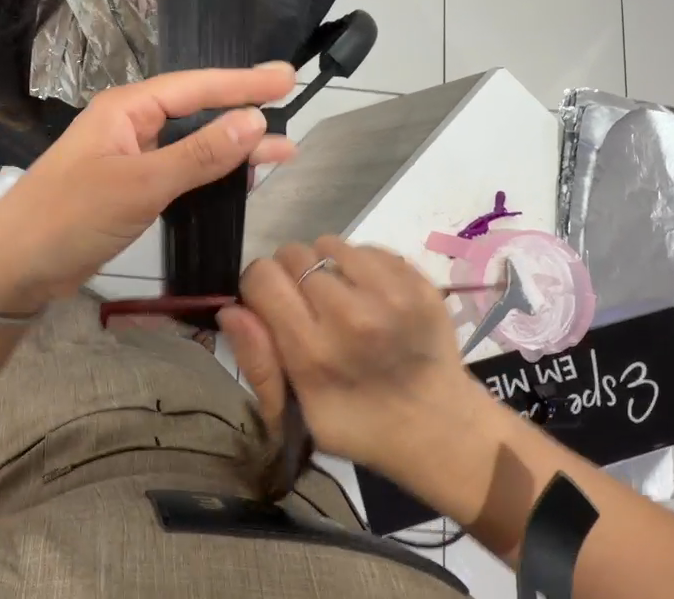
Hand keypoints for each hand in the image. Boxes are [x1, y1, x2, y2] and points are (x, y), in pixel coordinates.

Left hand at [0, 64, 299, 313]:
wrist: (15, 267)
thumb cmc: (70, 217)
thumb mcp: (141, 185)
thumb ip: (199, 154)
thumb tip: (255, 120)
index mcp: (126, 109)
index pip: (195, 87)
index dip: (242, 82)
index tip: (285, 77)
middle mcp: (129, 126)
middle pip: (195, 110)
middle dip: (242, 108)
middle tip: (291, 99)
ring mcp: (128, 158)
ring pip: (190, 144)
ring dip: (232, 147)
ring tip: (283, 151)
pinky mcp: (129, 190)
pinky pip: (180, 172)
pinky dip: (210, 174)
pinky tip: (239, 179)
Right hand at [218, 236, 497, 478]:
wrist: (443, 430)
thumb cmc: (360, 425)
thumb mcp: (298, 412)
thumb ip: (258, 361)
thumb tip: (230, 310)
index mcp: (313, 351)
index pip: (260, 276)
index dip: (259, 290)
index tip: (273, 311)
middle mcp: (350, 315)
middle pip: (292, 254)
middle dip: (291, 277)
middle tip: (309, 310)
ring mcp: (389, 294)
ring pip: (327, 244)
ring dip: (325, 267)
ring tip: (341, 300)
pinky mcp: (416, 281)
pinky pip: (366, 247)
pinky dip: (359, 265)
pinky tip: (369, 297)